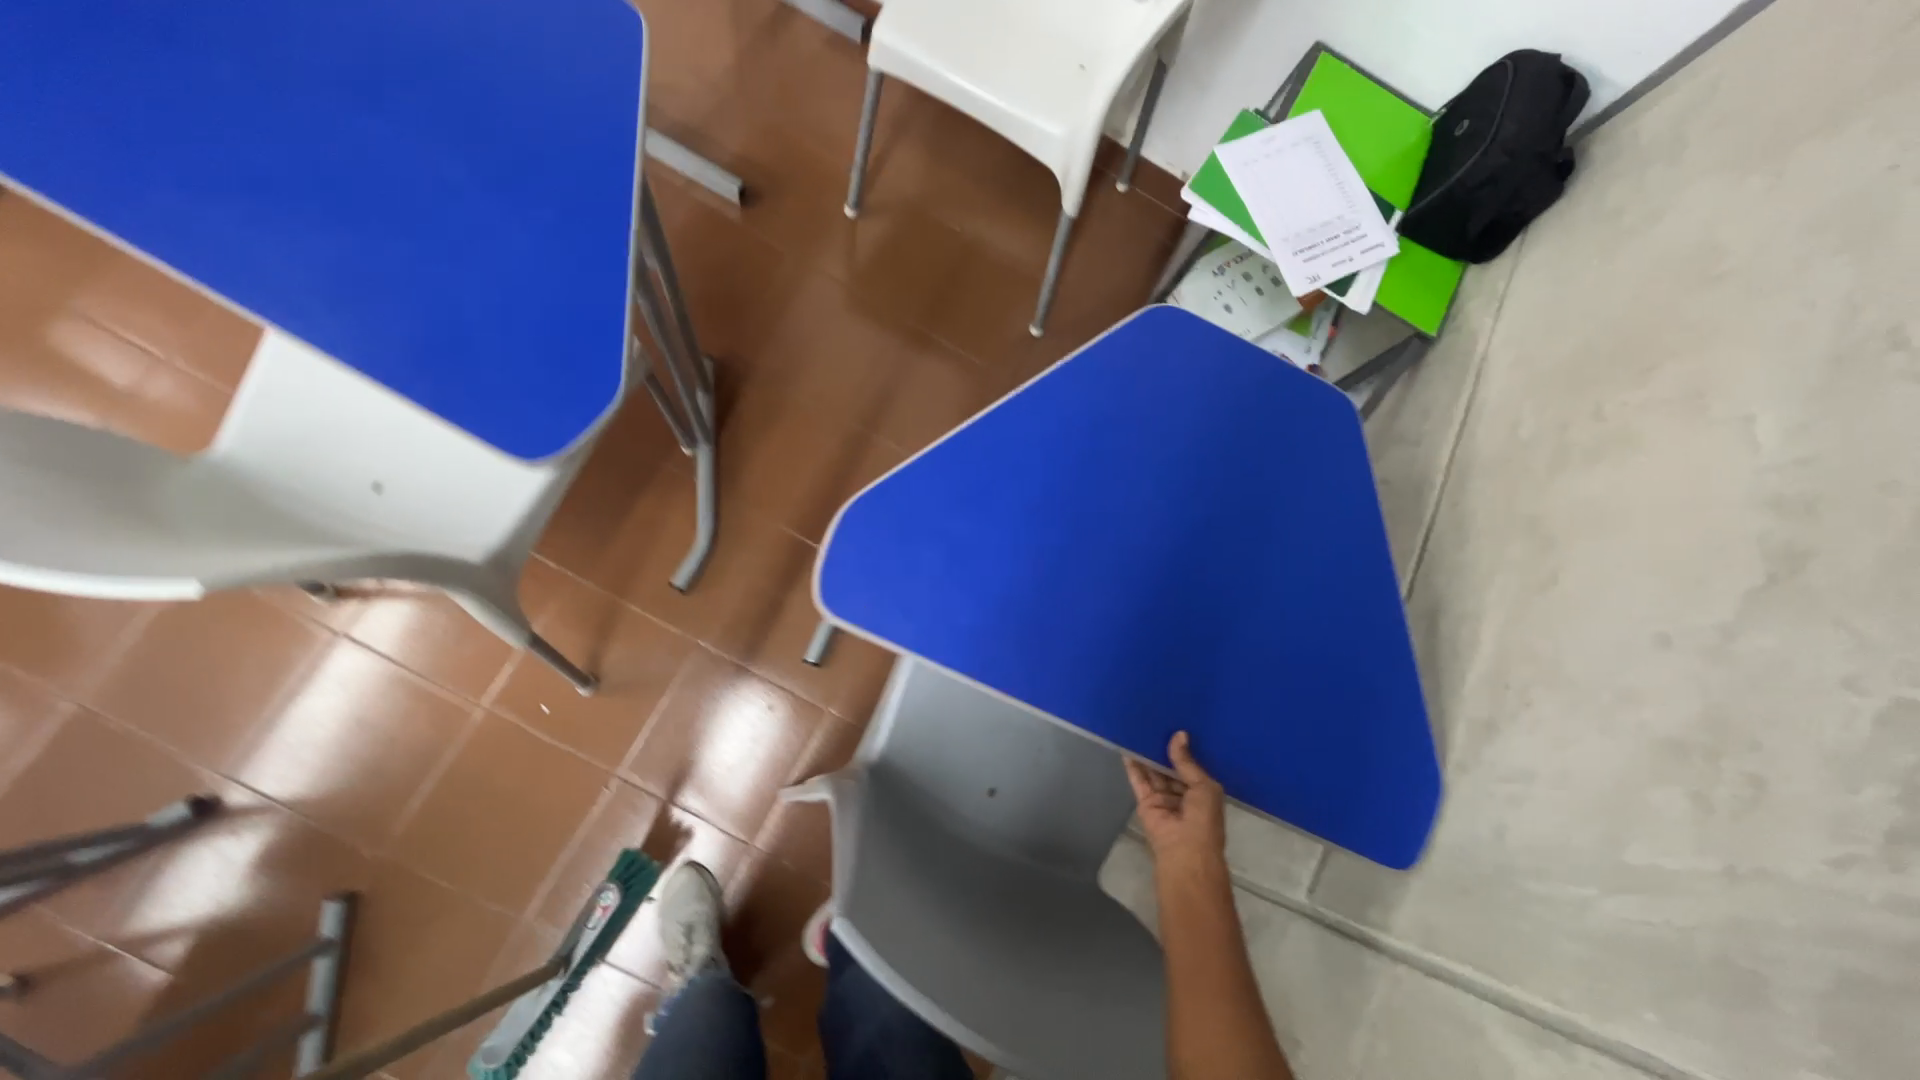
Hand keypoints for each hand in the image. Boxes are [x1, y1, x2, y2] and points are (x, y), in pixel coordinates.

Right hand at [1126, 731, 1226, 872]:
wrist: (1185, 851)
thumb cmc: (1204, 819)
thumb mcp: (1204, 786)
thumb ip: (1187, 762)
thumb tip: (1179, 735)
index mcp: (1203, 792)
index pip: (1192, 766)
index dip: (1185, 749)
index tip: (1177, 726)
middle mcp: (1183, 794)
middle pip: (1170, 768)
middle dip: (1164, 749)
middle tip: (1156, 723)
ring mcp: (1163, 799)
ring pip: (1154, 773)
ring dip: (1148, 755)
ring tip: (1140, 729)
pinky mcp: (1145, 803)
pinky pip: (1139, 781)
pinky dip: (1133, 766)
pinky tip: (1127, 748)